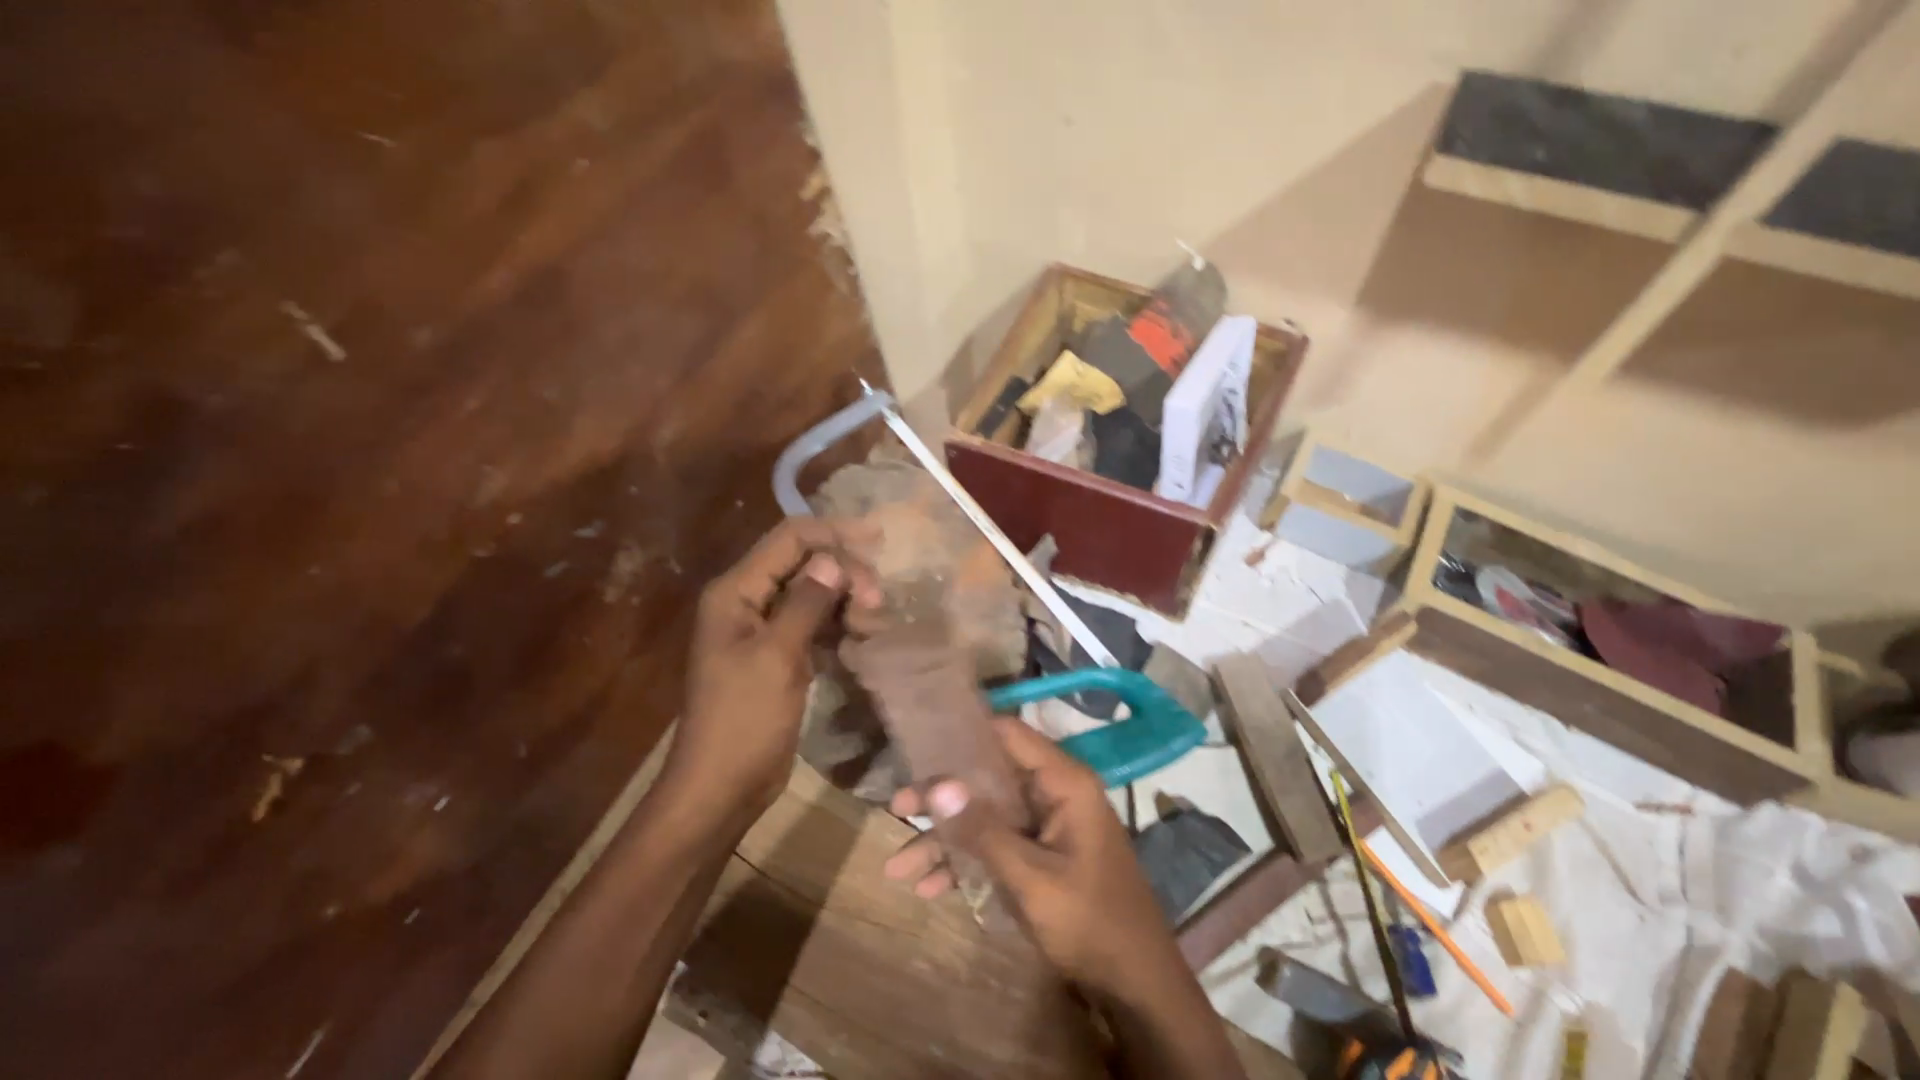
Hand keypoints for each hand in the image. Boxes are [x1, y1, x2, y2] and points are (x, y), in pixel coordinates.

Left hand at [670, 518, 880, 815]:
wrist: (721, 785)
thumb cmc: (743, 720)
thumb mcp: (777, 657)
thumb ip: (807, 603)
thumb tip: (833, 560)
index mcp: (736, 592)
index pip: (789, 539)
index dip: (833, 534)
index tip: (879, 540)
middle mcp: (747, 602)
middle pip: (802, 563)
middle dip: (844, 572)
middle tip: (879, 599)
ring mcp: (762, 631)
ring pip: (812, 595)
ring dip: (845, 599)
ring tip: (874, 620)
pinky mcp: (779, 658)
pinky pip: (813, 626)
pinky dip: (838, 626)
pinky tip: (863, 636)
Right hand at [883, 716, 1174, 994]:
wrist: (1136, 983)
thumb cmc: (1090, 921)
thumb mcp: (1031, 878)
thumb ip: (983, 830)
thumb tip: (937, 785)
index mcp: (1064, 784)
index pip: (1008, 735)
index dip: (963, 734)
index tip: (917, 742)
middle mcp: (1055, 795)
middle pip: (988, 779)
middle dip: (941, 798)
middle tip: (895, 808)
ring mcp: (1048, 827)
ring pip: (986, 817)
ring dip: (945, 840)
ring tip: (897, 867)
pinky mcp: (1042, 857)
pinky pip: (996, 847)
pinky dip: (965, 863)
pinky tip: (930, 889)